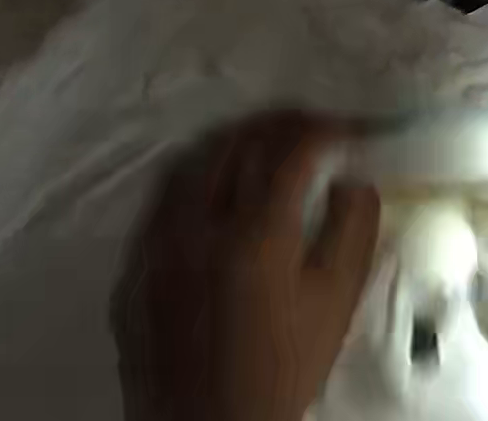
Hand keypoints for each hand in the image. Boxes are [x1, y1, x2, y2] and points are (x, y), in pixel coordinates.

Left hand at [112, 112, 381, 420]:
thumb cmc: (286, 367)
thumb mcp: (338, 299)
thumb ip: (354, 227)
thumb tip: (352, 178)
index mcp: (257, 237)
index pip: (293, 152)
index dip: (325, 128)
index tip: (346, 128)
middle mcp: (201, 230)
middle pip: (241, 142)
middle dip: (282, 121)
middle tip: (309, 123)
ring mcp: (158, 249)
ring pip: (195, 161)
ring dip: (237, 138)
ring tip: (264, 138)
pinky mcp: (133, 271)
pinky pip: (162, 199)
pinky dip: (197, 174)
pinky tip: (216, 182)